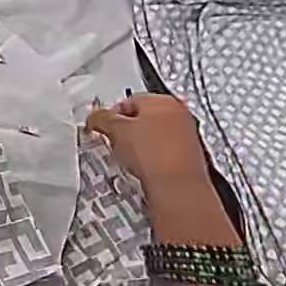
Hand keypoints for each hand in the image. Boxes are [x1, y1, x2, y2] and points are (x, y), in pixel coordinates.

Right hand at [85, 94, 212, 198]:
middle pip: (143, 117)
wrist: (177, 185)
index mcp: (161, 100)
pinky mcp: (190, 153)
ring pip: (155, 133)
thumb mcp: (116, 131)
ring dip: (140, 144)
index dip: (111, 116)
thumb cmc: (153, 155)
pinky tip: (146, 167)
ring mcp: (187, 132)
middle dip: (127, 129)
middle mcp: (179, 112)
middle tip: (116, 143)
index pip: (127, 101)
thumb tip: (95, 117)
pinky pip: (165, 149)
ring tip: (130, 158)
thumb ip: (102, 119)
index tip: (103, 128)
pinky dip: (154, 156)